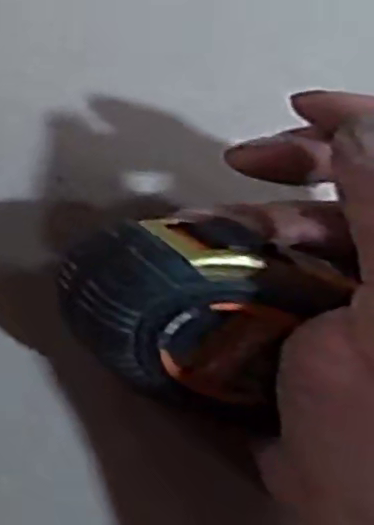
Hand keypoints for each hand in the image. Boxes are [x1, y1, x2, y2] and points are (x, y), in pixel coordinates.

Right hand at [223, 91, 373, 523]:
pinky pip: (309, 261)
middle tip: (246, 158)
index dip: (370, 123)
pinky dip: (263, 244)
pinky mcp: (351, 328)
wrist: (366, 509)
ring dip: (279, 210)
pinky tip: (233, 252)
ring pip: (340, 224)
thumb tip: (357, 127)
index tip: (297, 106)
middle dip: (313, 162)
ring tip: (231, 227)